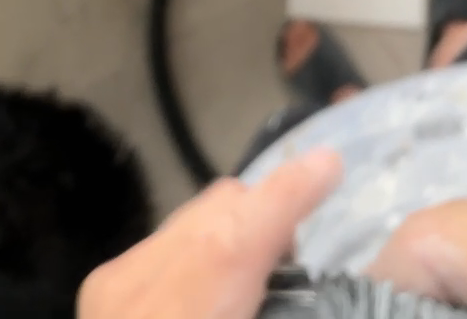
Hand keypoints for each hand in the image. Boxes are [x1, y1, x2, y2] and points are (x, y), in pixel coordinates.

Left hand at [80, 149, 343, 318]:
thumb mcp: (248, 316)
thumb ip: (290, 290)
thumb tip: (364, 247)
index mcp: (188, 308)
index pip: (241, 232)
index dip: (290, 191)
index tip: (330, 163)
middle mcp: (140, 289)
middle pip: (220, 210)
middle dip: (270, 210)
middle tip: (306, 250)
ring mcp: (114, 286)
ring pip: (194, 217)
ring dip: (236, 230)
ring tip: (262, 272)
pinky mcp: (101, 287)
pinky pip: (166, 240)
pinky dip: (201, 249)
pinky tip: (215, 285)